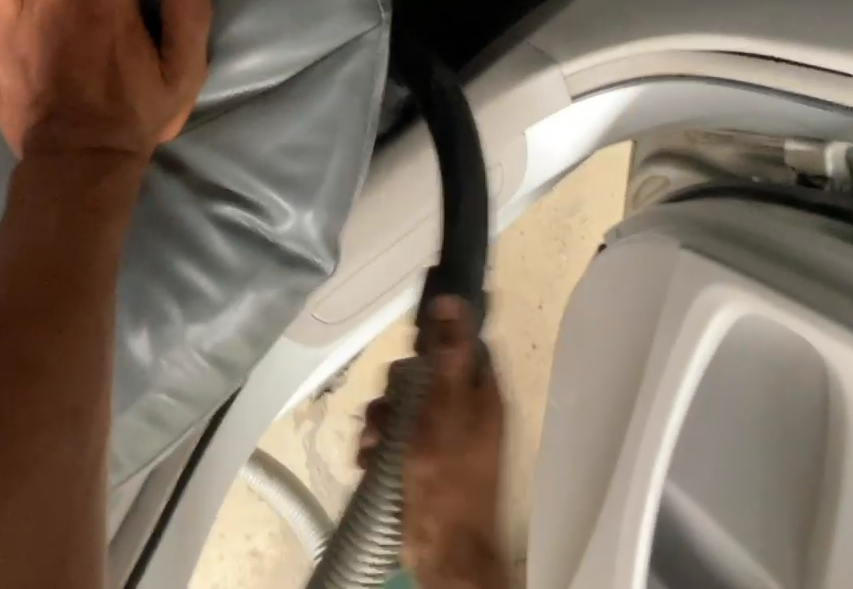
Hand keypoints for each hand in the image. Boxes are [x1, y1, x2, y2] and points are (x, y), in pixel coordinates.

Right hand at [360, 297, 507, 588]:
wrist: (444, 550)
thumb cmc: (448, 473)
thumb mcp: (446, 404)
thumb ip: (449, 354)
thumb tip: (452, 300)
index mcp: (483, 394)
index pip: (462, 346)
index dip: (437, 339)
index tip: (412, 345)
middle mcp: (465, 412)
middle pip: (424, 376)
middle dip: (397, 389)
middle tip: (389, 405)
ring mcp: (443, 440)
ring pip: (404, 408)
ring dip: (381, 421)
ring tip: (373, 443)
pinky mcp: (422, 464)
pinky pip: (395, 440)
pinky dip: (379, 447)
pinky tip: (369, 459)